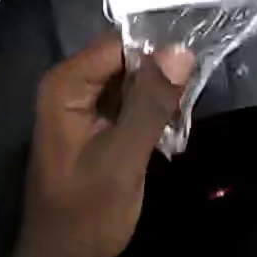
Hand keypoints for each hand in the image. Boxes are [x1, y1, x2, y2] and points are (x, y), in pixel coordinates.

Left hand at [15, 34, 195, 256]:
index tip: (190, 68)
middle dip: (157, 79)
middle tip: (188, 100)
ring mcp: (80, 104)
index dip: (153, 53)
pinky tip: (169, 133)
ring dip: (156, 99)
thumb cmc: (86, 212)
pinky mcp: (93, 124)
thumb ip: (151, 103)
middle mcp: (70, 84)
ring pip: (129, 82)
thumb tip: (182, 50)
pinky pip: (126, 103)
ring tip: (180, 121)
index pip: (117, 45)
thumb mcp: (123, 158)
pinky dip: (148, 114)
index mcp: (66, 82)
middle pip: (123, 61)